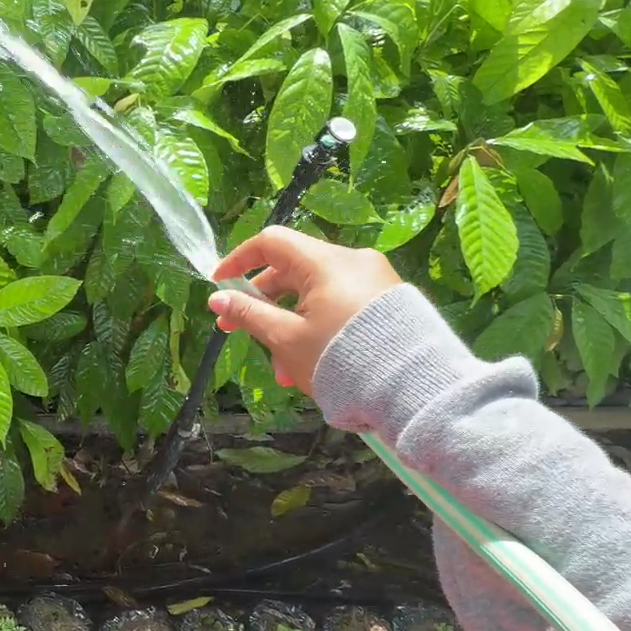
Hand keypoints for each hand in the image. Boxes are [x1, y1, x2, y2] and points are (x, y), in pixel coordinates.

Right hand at [207, 226, 402, 390]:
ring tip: (281, 370)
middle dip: (262, 304)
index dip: (239, 260)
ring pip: (313, 295)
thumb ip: (248, 314)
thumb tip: (218, 298)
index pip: (272, 242)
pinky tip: (309, 363)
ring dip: (288, 326)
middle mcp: (352, 262)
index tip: (219, 284)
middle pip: (291, 271)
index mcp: (326, 262)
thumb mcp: (284, 338)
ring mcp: (373, 281)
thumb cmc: (339, 358)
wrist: (412, 387)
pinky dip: (315, 327)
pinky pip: (338, 306)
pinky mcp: (387, 302)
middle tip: (235, 330)